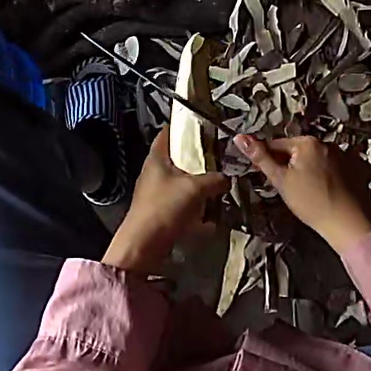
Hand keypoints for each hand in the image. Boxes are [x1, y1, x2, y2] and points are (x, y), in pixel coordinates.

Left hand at [104, 128, 229, 273]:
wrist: (143, 245)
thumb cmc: (164, 208)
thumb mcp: (194, 189)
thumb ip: (215, 180)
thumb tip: (227, 178)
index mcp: (156, 157)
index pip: (169, 132)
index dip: (185, 125)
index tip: (205, 125)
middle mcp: (154, 171)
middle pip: (178, 156)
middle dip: (198, 158)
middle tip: (219, 156)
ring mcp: (156, 190)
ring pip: (182, 179)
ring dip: (199, 182)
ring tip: (219, 181)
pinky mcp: (161, 209)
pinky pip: (181, 199)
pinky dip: (195, 201)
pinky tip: (209, 206)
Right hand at [235, 134, 370, 252]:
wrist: (349, 225)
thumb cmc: (311, 203)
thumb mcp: (281, 181)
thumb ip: (260, 157)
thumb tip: (239, 137)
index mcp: (307, 142)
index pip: (276, 145)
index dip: (268, 161)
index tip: (268, 176)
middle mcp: (327, 143)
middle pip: (297, 151)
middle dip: (289, 166)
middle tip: (288, 188)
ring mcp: (344, 155)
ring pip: (315, 159)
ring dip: (307, 170)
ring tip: (307, 193)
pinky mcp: (356, 168)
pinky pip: (332, 167)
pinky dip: (325, 176)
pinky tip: (324, 193)